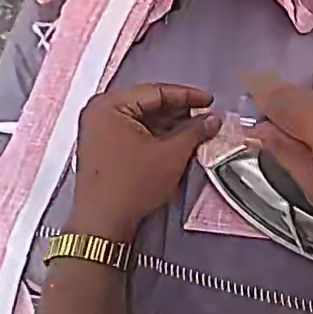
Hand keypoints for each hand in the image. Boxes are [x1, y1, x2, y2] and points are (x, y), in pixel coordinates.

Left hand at [69, 83, 220, 241]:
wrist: (103, 222)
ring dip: (169, 125)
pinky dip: (156, 136)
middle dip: (179, 112)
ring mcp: (98, 131)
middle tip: (206, 117)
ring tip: (196, 132)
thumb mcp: (171, 155)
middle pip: (147, 104)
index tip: (210, 100)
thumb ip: (195, 131)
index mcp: (110, 105)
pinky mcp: (102, 148)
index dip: (187, 95)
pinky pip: (133, 133)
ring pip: (142, 120)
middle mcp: (100, 112)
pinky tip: (176, 144)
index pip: (155, 91)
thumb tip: (213, 119)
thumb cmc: (133, 184)